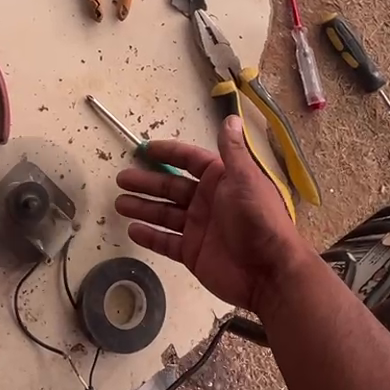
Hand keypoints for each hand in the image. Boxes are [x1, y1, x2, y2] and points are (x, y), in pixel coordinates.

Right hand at [113, 115, 311, 312]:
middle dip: (146, 182)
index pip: (189, 161)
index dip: (168, 154)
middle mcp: (208, 201)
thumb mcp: (246, 179)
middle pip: (171, 187)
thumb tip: (232, 117)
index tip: (145, 149)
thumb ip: (233, 150)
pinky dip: (150, 236)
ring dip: (142, 207)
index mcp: (220, 180)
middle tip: (121, 179)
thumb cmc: (259, 220)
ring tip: (119, 203)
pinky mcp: (194, 253)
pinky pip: (166, 242)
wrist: (270, 272)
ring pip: (164, 214)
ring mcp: (199, 228)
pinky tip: (132, 229)